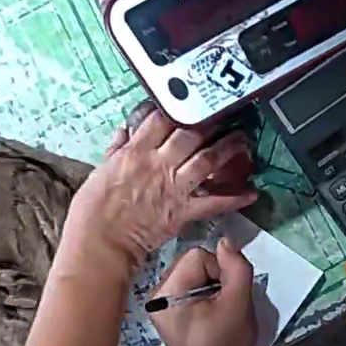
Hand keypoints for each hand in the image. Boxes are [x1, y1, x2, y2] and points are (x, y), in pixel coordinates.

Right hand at [64, 108, 258, 270]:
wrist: (99, 241)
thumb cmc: (93, 208)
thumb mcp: (100, 170)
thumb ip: (116, 149)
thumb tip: (126, 129)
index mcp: (135, 151)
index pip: (162, 120)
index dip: (180, 108)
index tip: (193, 103)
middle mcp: (158, 164)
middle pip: (190, 135)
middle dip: (211, 124)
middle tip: (227, 118)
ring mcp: (173, 187)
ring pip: (207, 160)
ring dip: (228, 149)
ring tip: (244, 142)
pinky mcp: (183, 211)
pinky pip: (214, 202)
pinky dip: (235, 198)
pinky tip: (252, 193)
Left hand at [149, 238, 258, 345]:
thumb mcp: (239, 304)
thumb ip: (237, 268)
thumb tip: (226, 241)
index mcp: (168, 293)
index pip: (198, 255)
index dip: (221, 269)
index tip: (228, 295)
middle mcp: (157, 294)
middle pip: (193, 261)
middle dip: (215, 277)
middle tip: (225, 304)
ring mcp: (159, 302)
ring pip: (193, 272)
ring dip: (212, 285)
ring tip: (218, 310)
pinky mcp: (166, 310)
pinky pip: (190, 285)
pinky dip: (204, 293)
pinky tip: (210, 313)